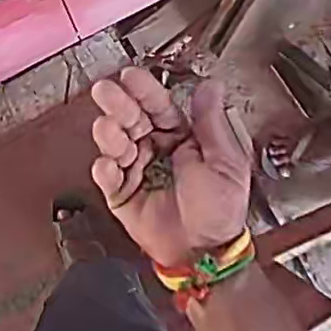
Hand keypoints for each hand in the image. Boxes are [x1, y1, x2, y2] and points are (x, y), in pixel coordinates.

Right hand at [89, 67, 253, 267]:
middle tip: (105, 91)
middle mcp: (153, 148)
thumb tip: (210, 87)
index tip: (130, 76)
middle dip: (116, 104)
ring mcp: (135, 169)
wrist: (205, 253)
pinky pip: (107, 178)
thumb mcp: (226, 163)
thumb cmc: (220, 211)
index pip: (157, 106)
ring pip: (115, 143)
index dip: (143, 90)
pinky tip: (107, 164)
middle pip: (130, 118)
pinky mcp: (120, 193)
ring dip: (109, 134)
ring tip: (108, 128)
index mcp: (179, 136)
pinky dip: (105, 170)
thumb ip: (212, 124)